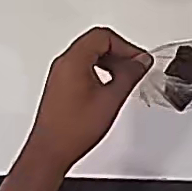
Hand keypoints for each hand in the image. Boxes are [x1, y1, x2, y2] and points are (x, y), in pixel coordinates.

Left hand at [20, 27, 151, 177]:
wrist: (50, 153)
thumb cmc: (73, 130)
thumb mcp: (111, 98)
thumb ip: (130, 74)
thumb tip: (141, 60)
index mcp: (74, 61)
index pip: (103, 37)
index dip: (125, 46)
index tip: (138, 60)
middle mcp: (64, 64)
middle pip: (96, 42)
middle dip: (119, 51)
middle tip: (135, 65)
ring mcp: (60, 74)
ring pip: (89, 54)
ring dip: (110, 60)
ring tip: (125, 76)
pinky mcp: (60, 85)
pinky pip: (82, 66)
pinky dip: (99, 69)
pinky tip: (110, 85)